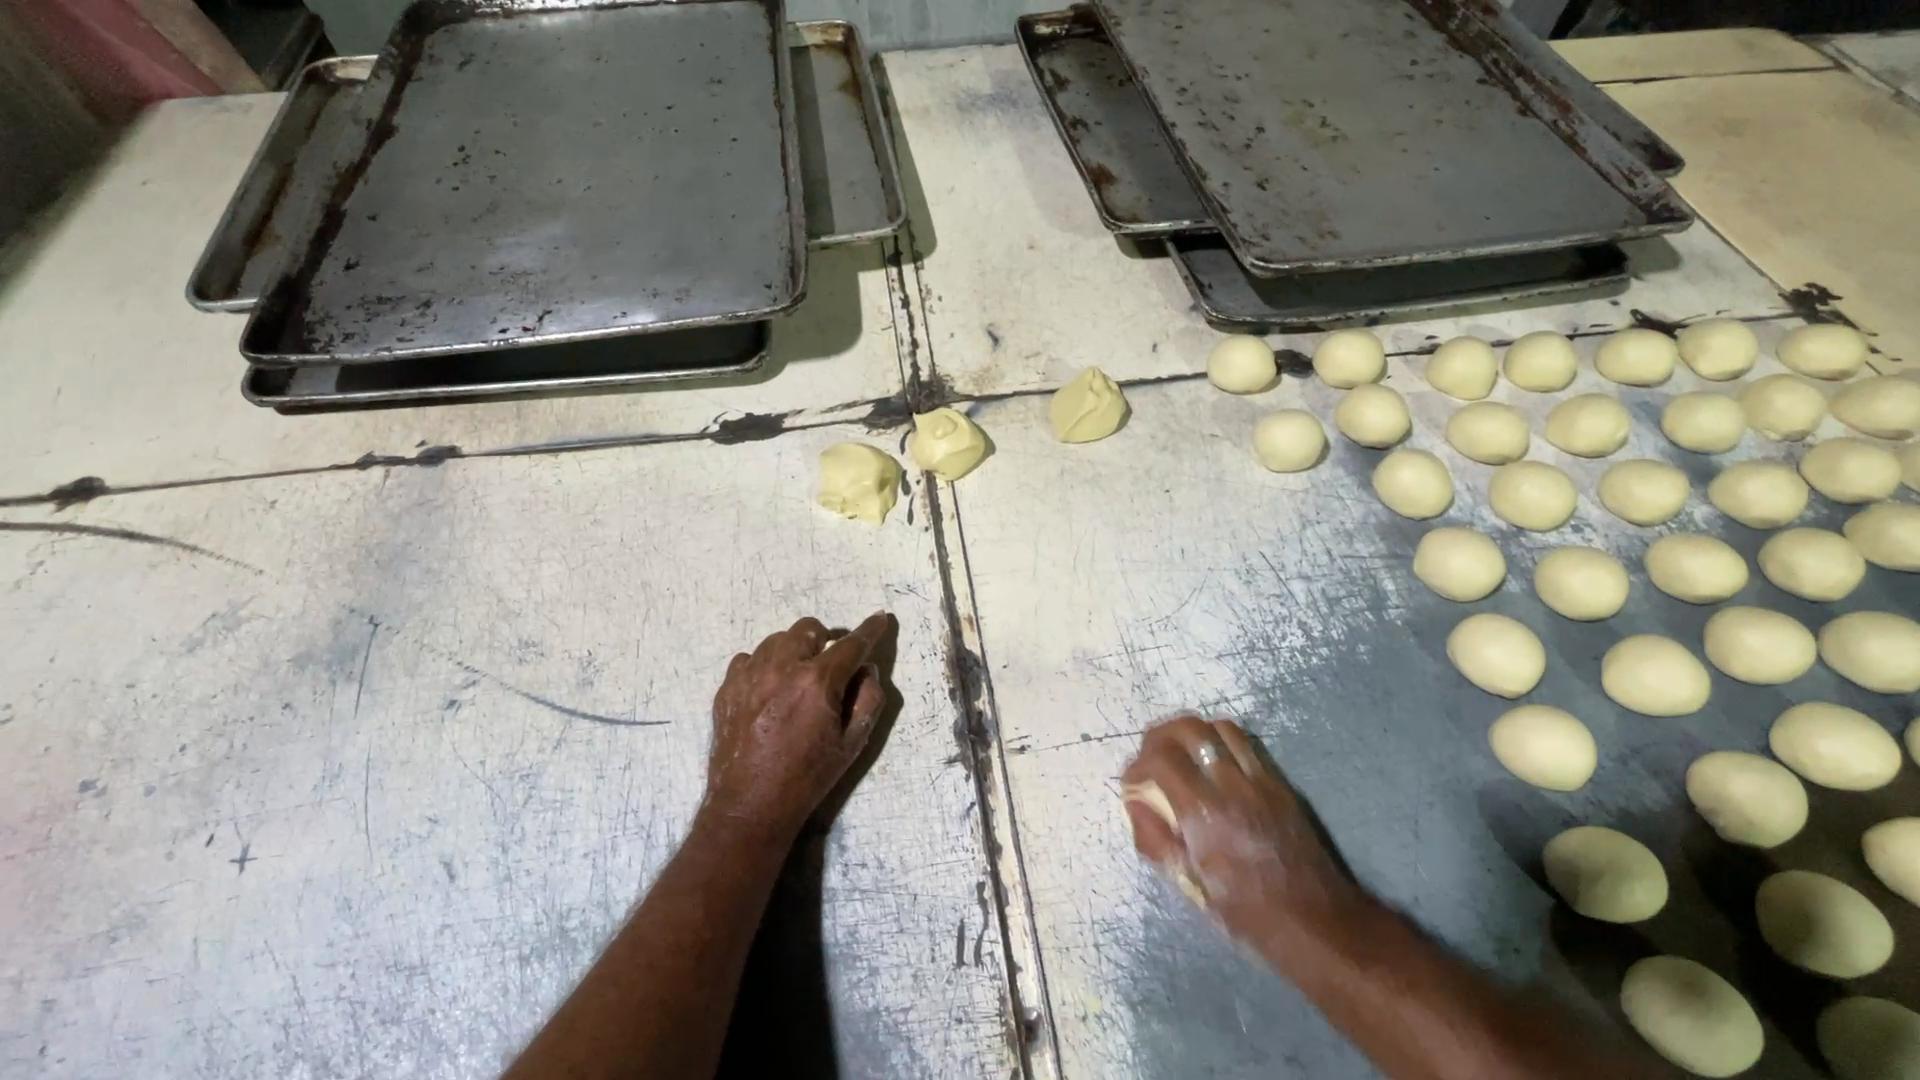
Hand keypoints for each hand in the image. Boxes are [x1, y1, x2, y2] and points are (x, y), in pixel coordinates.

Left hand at [705, 612, 895, 837]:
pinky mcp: (727, 688)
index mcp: (817, 682)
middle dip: (825, 639)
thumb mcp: (853, 744)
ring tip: (796, 679)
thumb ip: (868, 699)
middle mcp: (782, 668)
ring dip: (793, 651)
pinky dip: (764, 665)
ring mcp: (749, 676)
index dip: (870, 630)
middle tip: (828, 665)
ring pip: (776, 640)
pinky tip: (768, 689)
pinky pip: (748, 658)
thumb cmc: (809, 777)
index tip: (880, 618)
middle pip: (808, 628)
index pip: (851, 644)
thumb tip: (867, 669)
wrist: (751, 805)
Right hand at [1120, 715, 1360, 969]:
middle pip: (1190, 729)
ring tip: (1182, 753)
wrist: (1314, 921)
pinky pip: (1246, 745)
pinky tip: (1214, 763)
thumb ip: (1155, 839)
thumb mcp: (1189, 886)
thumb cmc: (1245, 912)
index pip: (1161, 759)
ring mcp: (1260, 782)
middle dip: (1161, 735)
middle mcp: (1232, 788)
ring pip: (1221, 728)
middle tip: (1151, 755)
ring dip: (1193, 733)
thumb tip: (1136, 803)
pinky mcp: (1280, 785)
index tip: (1133, 783)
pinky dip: (1221, 742)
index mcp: (1204, 815)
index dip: (1138, 764)